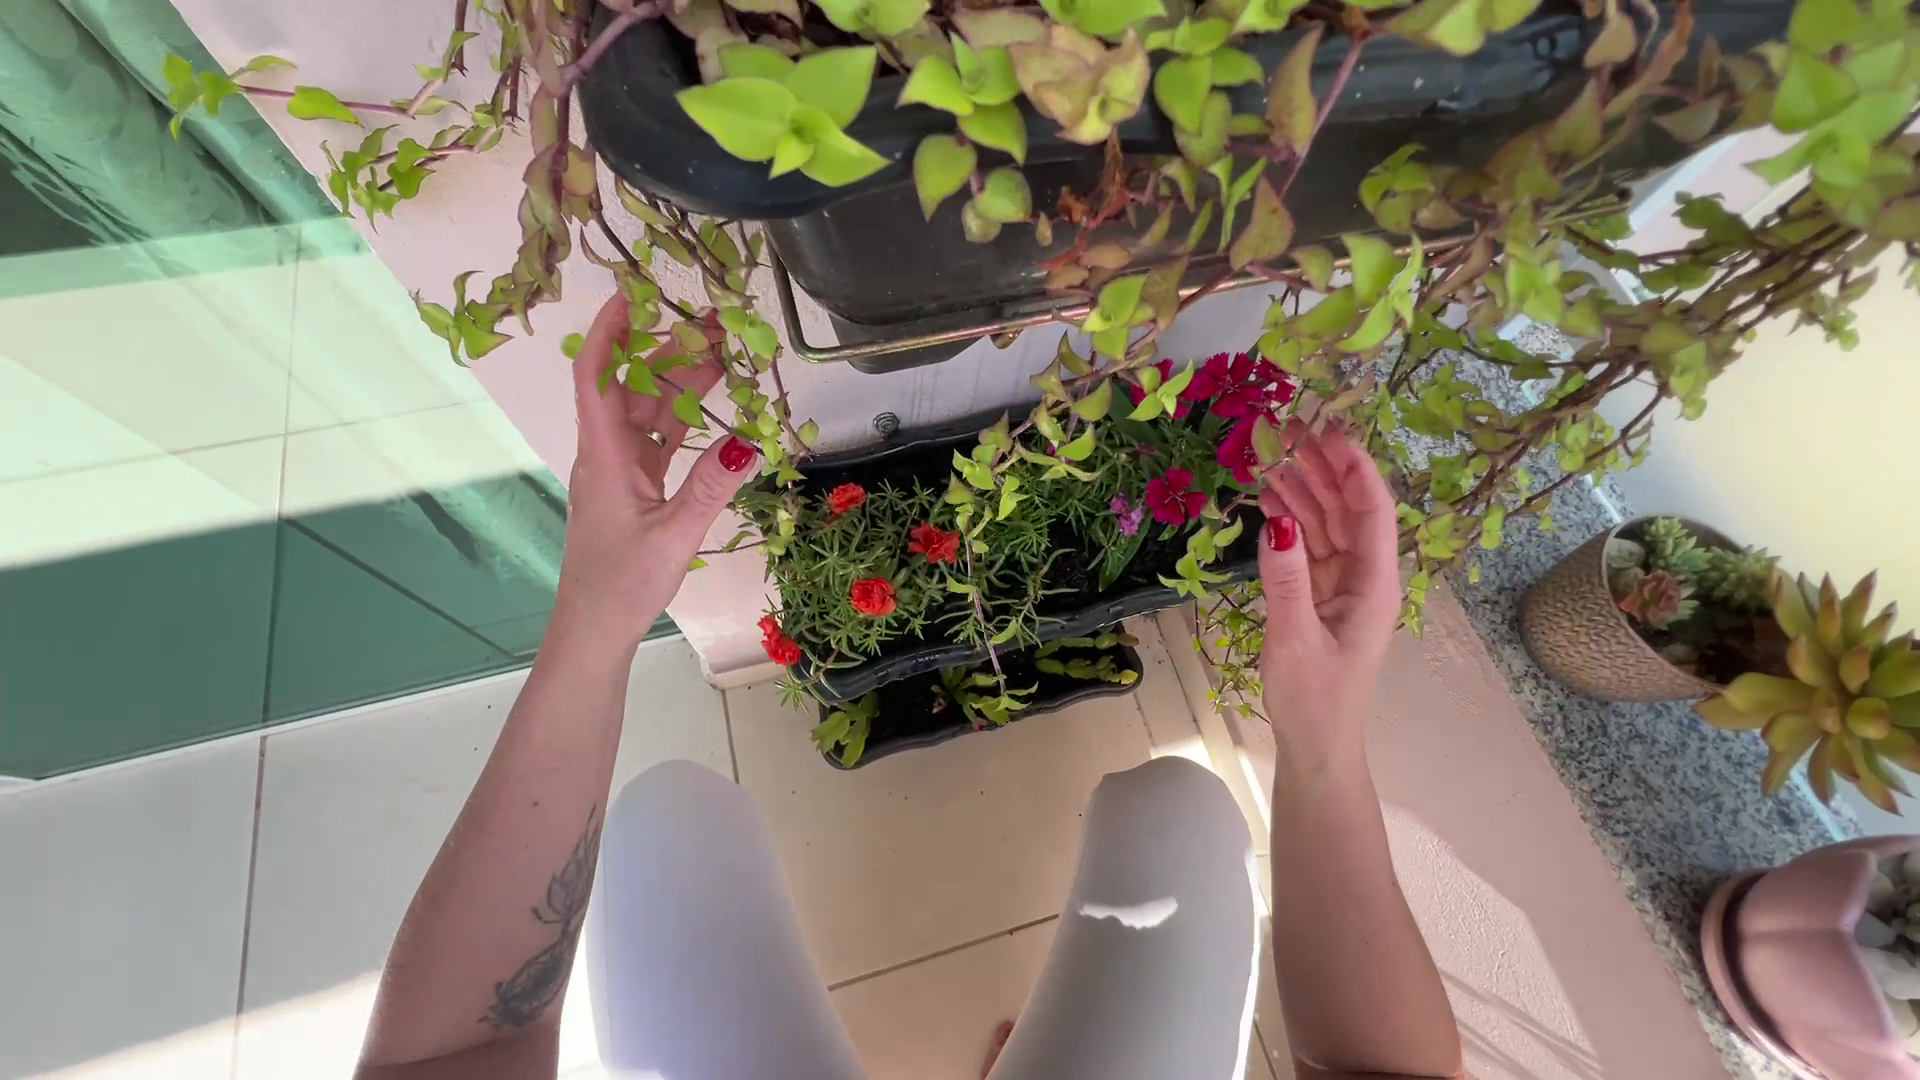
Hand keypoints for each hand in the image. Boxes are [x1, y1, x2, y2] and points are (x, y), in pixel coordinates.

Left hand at [553, 293, 758, 650]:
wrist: (596, 627)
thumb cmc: (623, 583)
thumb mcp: (675, 534)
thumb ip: (712, 486)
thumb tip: (750, 440)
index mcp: (605, 456)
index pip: (596, 376)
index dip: (609, 331)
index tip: (633, 293)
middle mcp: (607, 454)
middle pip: (633, 387)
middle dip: (669, 351)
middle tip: (716, 327)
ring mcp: (621, 472)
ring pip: (649, 413)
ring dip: (681, 385)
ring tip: (724, 358)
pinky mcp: (634, 490)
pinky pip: (660, 442)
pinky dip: (685, 422)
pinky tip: (713, 412)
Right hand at [1255, 425, 1401, 765]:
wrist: (1314, 742)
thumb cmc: (1313, 697)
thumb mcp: (1295, 638)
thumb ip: (1285, 579)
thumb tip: (1274, 523)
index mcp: (1374, 584)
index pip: (1371, 511)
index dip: (1353, 467)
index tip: (1327, 430)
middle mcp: (1363, 576)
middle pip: (1347, 508)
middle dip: (1321, 467)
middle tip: (1287, 430)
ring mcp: (1340, 584)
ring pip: (1324, 523)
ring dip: (1300, 489)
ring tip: (1269, 455)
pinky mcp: (1318, 595)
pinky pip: (1306, 546)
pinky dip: (1288, 520)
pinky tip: (1268, 499)